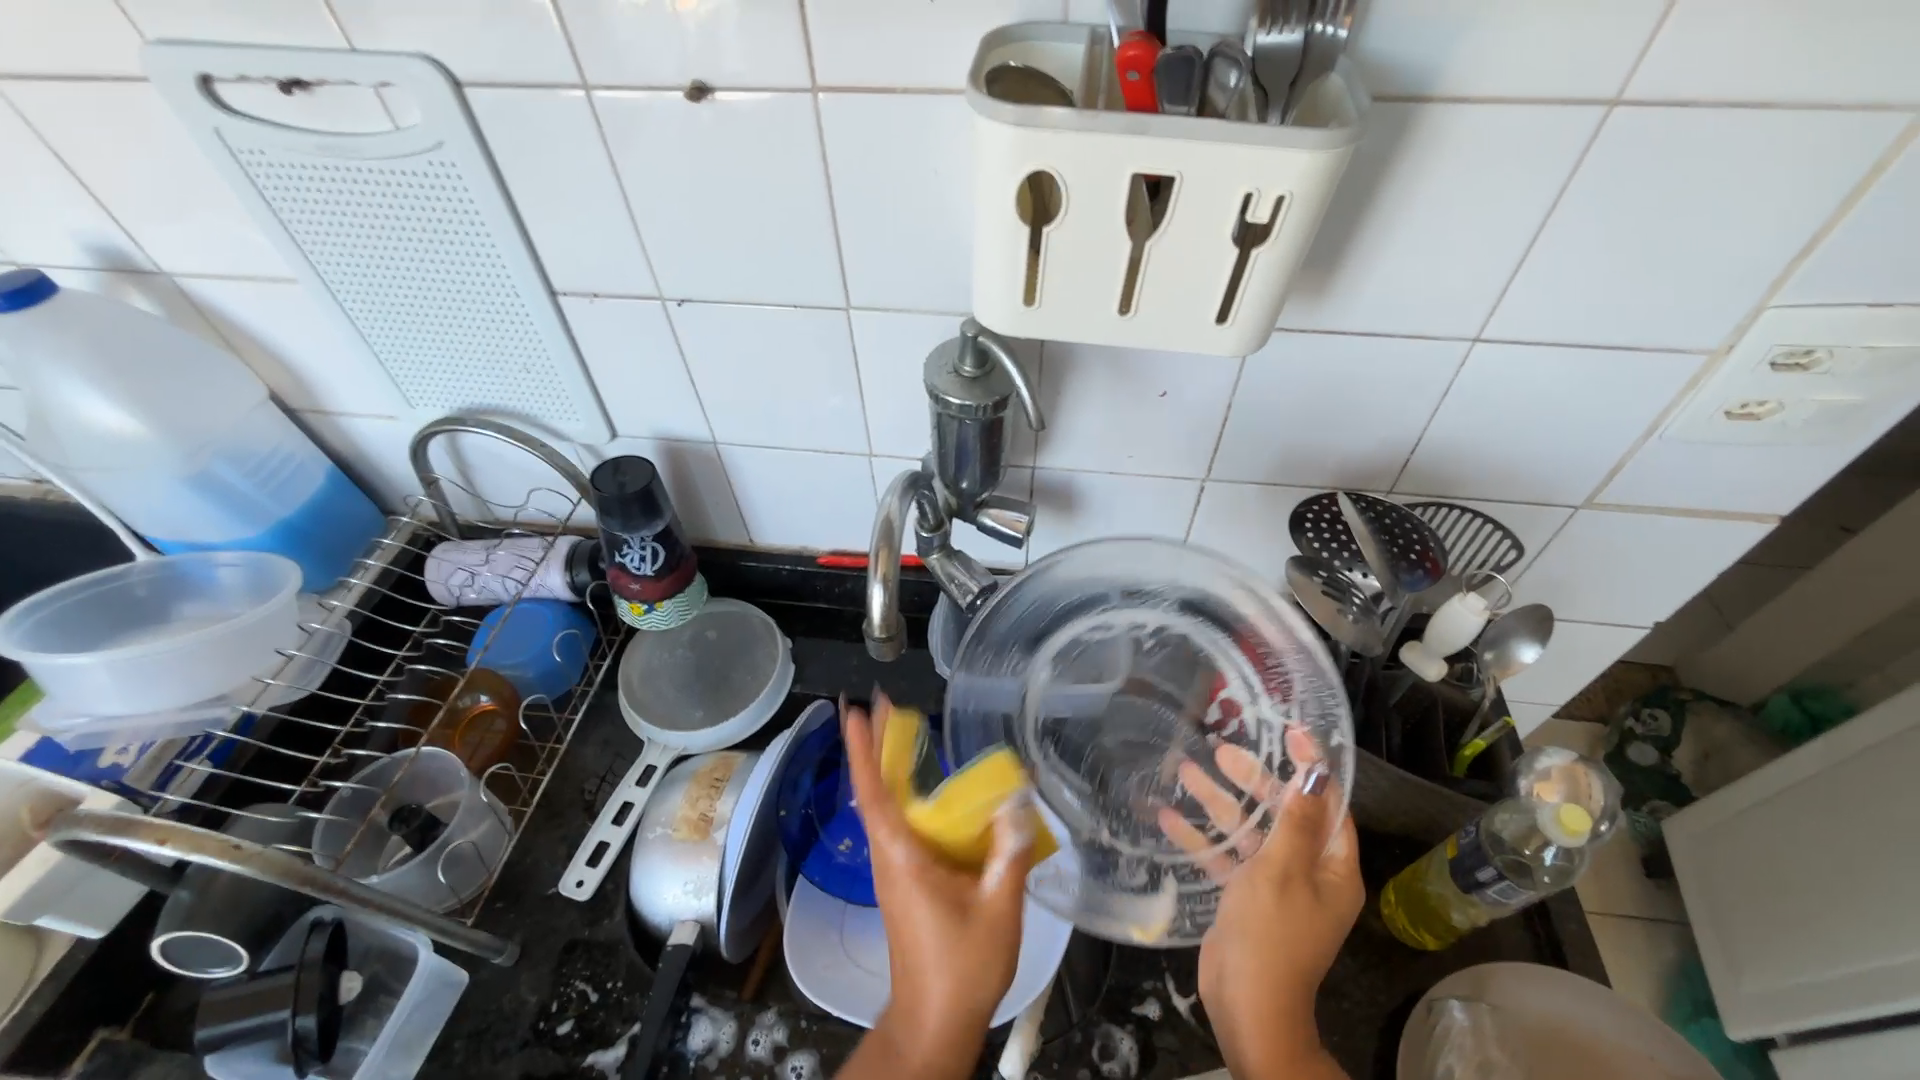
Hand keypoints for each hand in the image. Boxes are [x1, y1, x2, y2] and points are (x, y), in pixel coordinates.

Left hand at [836, 692, 1038, 1079]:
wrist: (936, 1020)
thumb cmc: (962, 966)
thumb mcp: (998, 908)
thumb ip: (1010, 853)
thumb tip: (1018, 803)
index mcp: (903, 858)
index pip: (875, 794)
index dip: (865, 752)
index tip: (856, 714)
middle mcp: (890, 858)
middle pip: (877, 792)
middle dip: (877, 747)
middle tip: (883, 705)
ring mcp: (895, 871)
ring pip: (888, 809)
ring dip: (893, 770)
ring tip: (904, 733)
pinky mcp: (907, 883)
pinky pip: (904, 828)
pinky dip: (913, 799)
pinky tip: (940, 794)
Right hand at [1161, 729, 1360, 1079]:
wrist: (1247, 1005)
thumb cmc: (1271, 934)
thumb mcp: (1282, 870)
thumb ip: (1295, 819)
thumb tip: (1315, 772)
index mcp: (1331, 866)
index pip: (1326, 803)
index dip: (1310, 767)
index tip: (1287, 731)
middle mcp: (1308, 871)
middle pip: (1282, 812)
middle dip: (1253, 780)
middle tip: (1221, 749)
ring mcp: (1275, 886)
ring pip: (1249, 832)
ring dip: (1220, 803)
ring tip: (1185, 769)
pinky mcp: (1245, 899)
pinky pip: (1226, 859)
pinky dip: (1202, 839)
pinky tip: (1169, 817)